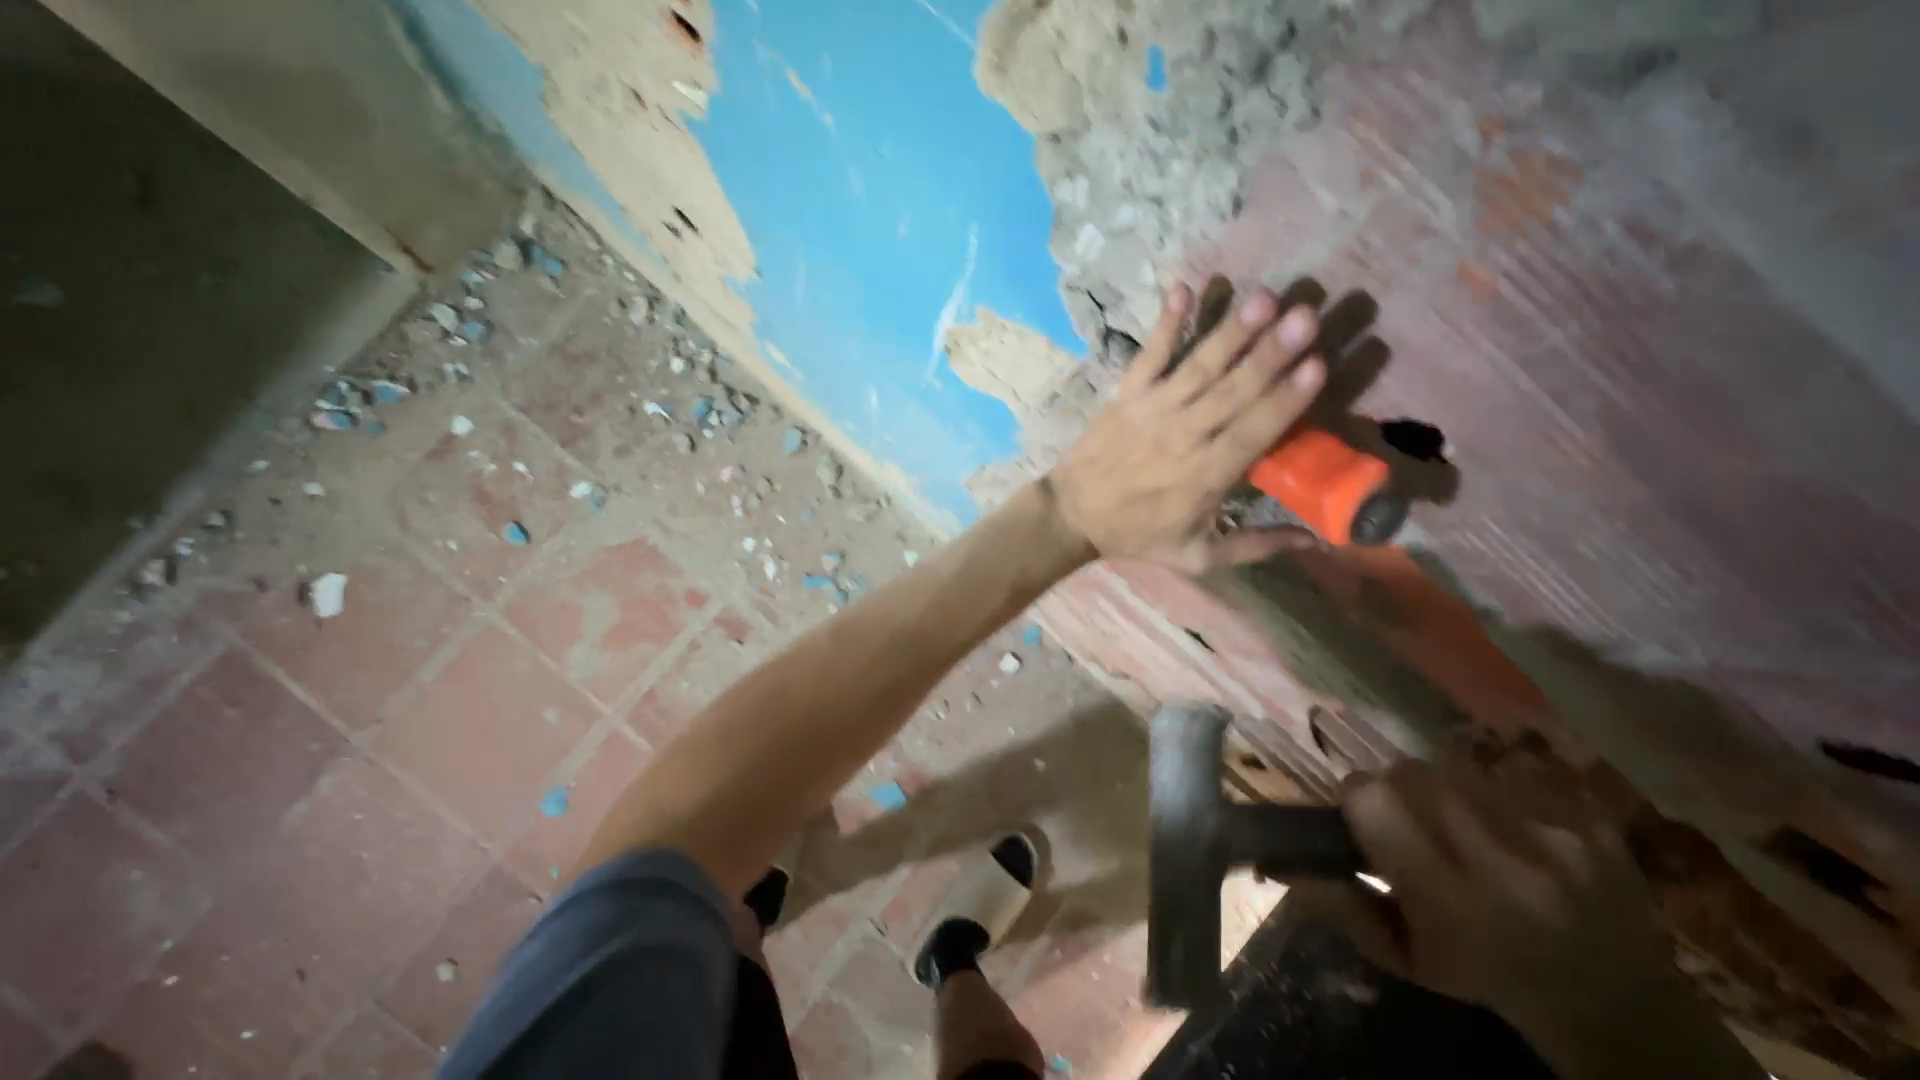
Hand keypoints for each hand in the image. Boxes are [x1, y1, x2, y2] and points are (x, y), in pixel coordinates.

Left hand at [1049, 282, 1325, 573]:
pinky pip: (1148, 354)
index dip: (1285, 400)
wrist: (1072, 515)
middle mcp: (1183, 435)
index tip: (1318, 366)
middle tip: (1307, 315)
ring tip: (1265, 298)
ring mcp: (1152, 409)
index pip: (1252, 430)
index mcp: (1205, 475)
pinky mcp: (1126, 392)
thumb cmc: (1139, 533)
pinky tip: (1184, 287)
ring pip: (1197, 366)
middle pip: (1233, 390)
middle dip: (1271, 352)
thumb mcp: (1197, 555)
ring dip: (1231, 331)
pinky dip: (1165, 323)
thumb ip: (1255, 546)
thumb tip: (1315, 541)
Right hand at [1294, 757, 1764, 1078]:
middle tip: (1410, 815)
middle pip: (1413, 772)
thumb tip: (1286, 861)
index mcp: (1447, 899)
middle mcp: (1499, 860)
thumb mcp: (1406, 961)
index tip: (1362, 812)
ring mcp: (1553, 835)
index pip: (1374, 799)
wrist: (1610, 998)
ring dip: (1449, 785)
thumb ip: (1344, 908)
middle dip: (1399, 787)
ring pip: (1461, 765)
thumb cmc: (1486, 976)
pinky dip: (1501, 789)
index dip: (1357, 795)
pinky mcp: (1590, 820)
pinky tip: (1511, 822)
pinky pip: (1516, 772)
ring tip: (1463, 818)